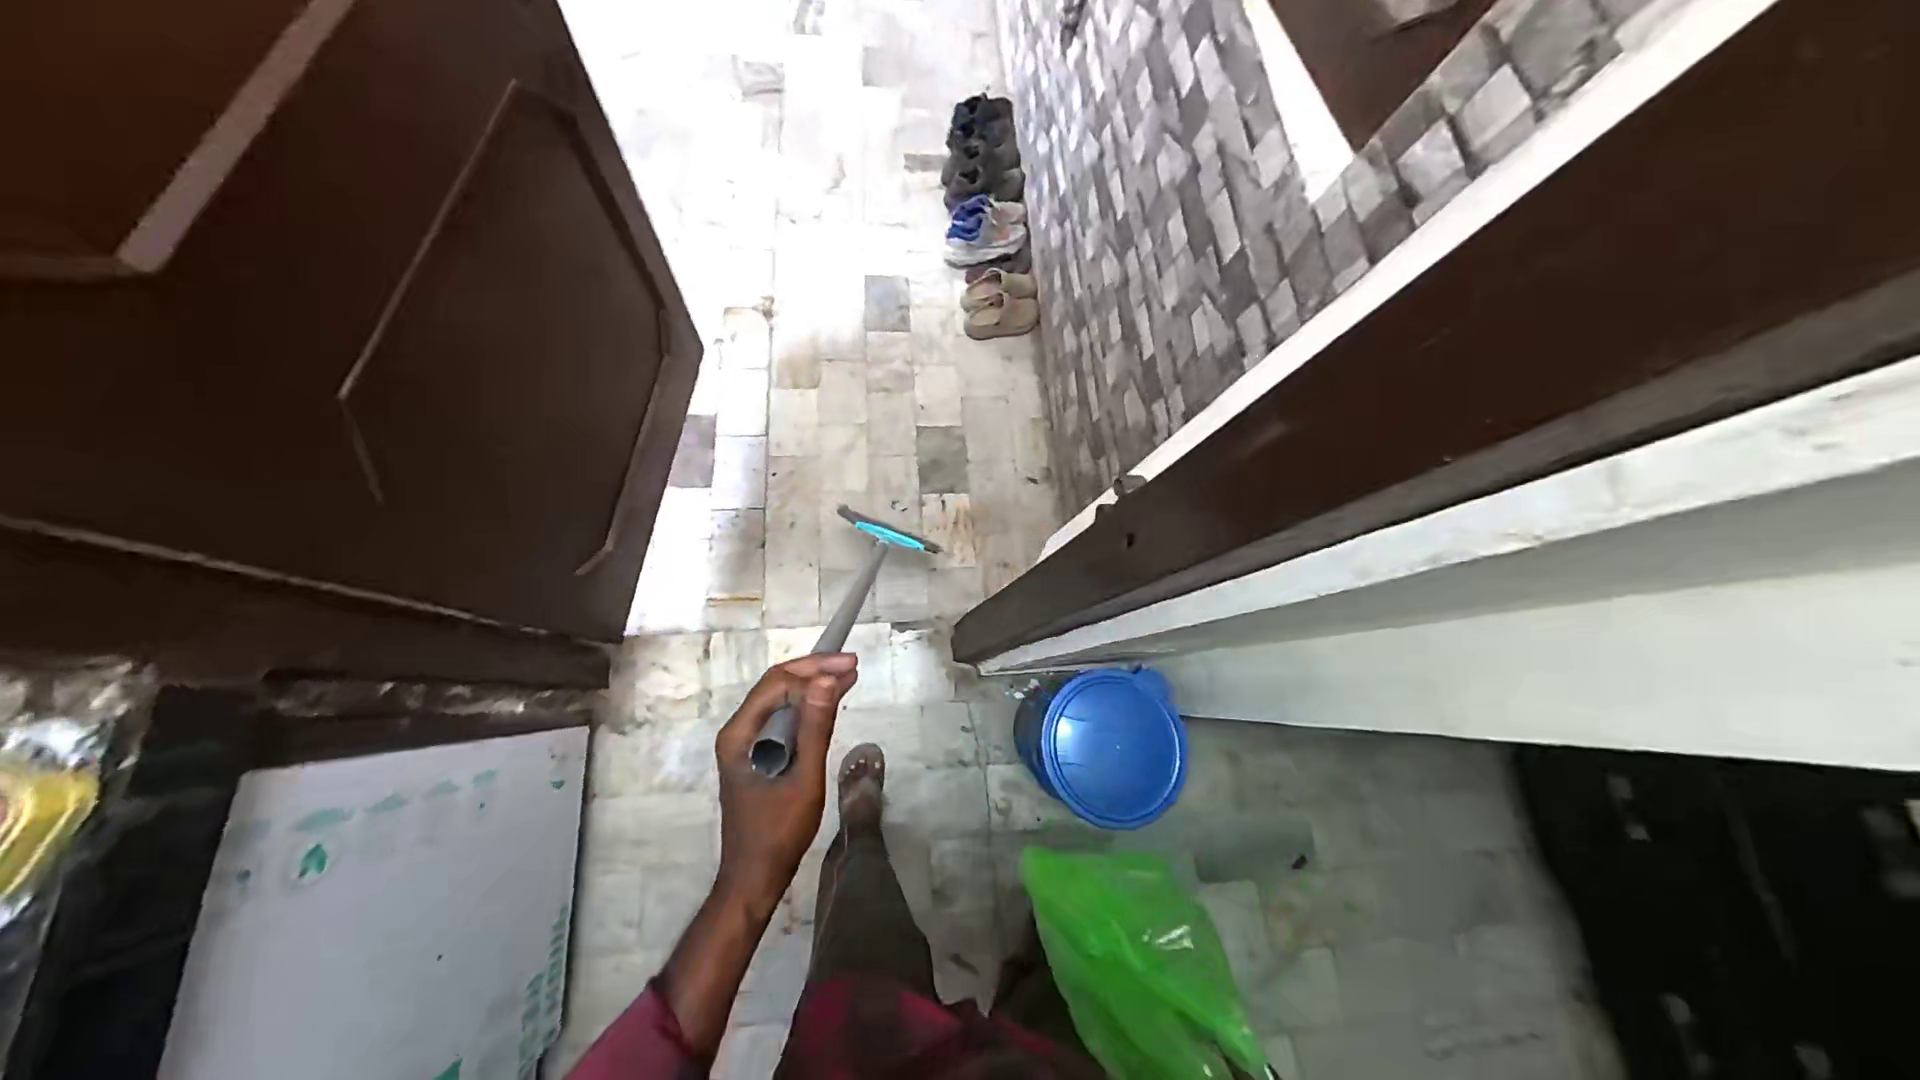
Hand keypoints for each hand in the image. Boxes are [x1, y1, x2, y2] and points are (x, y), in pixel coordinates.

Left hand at [711, 654, 857, 913]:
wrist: (755, 876)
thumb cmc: (778, 831)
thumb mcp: (804, 779)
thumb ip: (814, 728)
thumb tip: (826, 681)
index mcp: (740, 734)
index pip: (777, 684)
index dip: (814, 671)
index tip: (850, 668)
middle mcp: (738, 731)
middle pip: (776, 685)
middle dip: (815, 670)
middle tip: (853, 663)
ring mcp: (746, 742)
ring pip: (781, 699)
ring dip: (813, 685)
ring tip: (849, 675)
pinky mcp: (758, 753)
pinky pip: (783, 717)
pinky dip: (809, 706)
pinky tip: (831, 701)